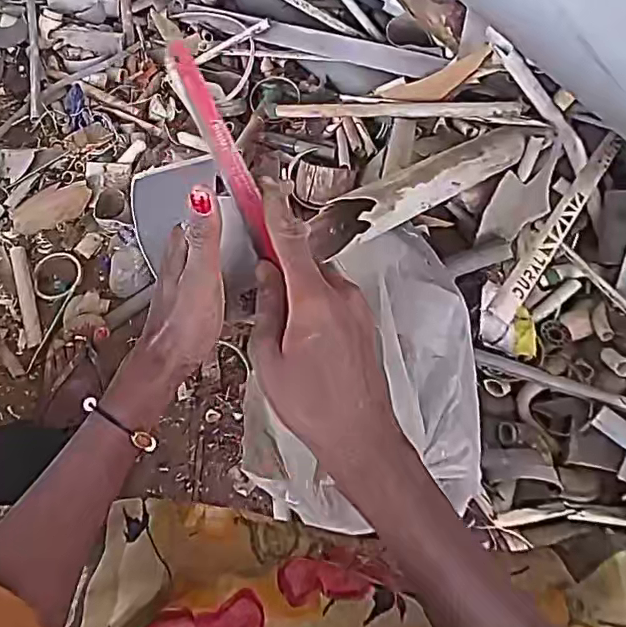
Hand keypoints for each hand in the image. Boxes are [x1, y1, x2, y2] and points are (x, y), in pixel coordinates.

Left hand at [109, 188, 224, 422]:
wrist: (170, 364)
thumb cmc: (183, 325)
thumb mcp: (201, 274)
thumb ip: (204, 236)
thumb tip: (200, 194)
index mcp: (181, 251)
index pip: (194, 210)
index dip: (211, 194)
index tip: (228, 177)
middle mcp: (178, 262)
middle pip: (198, 229)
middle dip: (218, 216)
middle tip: (240, 204)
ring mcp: (184, 280)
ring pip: (202, 250)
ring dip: (220, 241)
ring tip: (242, 234)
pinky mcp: (191, 299)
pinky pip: (209, 272)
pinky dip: (222, 266)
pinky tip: (233, 275)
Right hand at [249, 180, 406, 477]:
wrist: (361, 437)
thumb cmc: (313, 406)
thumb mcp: (268, 357)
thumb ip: (266, 307)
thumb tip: (266, 275)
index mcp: (313, 301)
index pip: (291, 242)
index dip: (275, 212)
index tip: (267, 189)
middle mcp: (341, 296)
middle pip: (304, 259)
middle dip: (281, 265)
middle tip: (261, 286)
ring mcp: (357, 307)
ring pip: (318, 278)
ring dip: (297, 288)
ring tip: (283, 328)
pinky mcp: (364, 319)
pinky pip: (332, 295)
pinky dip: (313, 300)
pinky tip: (303, 335)